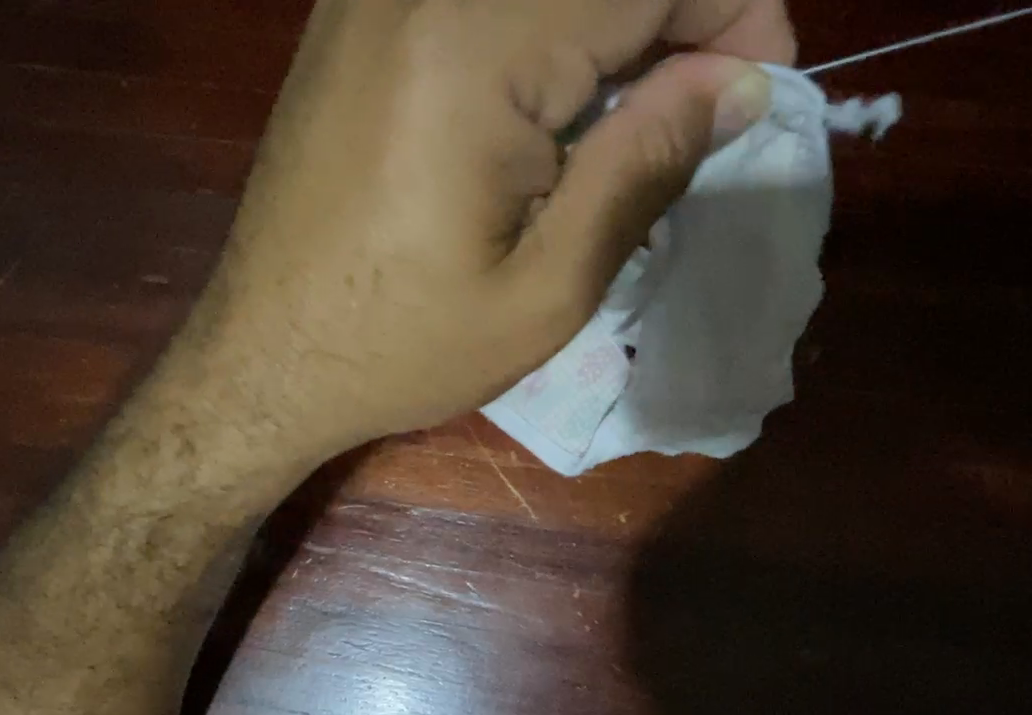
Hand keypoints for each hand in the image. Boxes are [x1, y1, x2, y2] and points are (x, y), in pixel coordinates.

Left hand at [181, 0, 796, 462]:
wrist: (264, 361)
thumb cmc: (401, 348)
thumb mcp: (544, 290)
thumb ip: (643, 168)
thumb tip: (738, 83)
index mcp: (473, 49)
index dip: (727, 8)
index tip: (768, 70)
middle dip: (670, 13)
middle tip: (715, 90)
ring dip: (604, 29)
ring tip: (643, 106)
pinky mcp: (347, 23)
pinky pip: (471, 4)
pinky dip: (536, 35)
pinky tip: (556, 99)